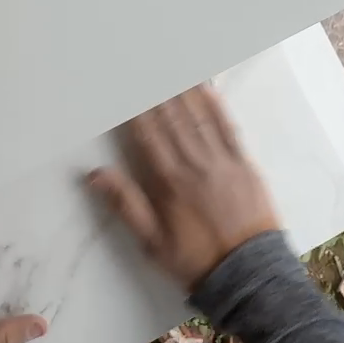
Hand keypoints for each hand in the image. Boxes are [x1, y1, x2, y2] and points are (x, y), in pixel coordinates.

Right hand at [89, 85, 279, 289]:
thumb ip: (125, 205)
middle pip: (171, 117)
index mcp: (169, 182)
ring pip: (198, 116)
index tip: (125, 83)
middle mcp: (195, 164)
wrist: (250, 279)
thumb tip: (93, 174)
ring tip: (170, 65)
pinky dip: (216, 104)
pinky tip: (205, 85)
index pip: (147, 132)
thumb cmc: (195, 260)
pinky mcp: (245, 164)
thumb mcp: (152, 242)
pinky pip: (228, 127)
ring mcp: (223, 161)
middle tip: (145, 64)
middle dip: (155, 87)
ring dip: (182, 87)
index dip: (134, 104)